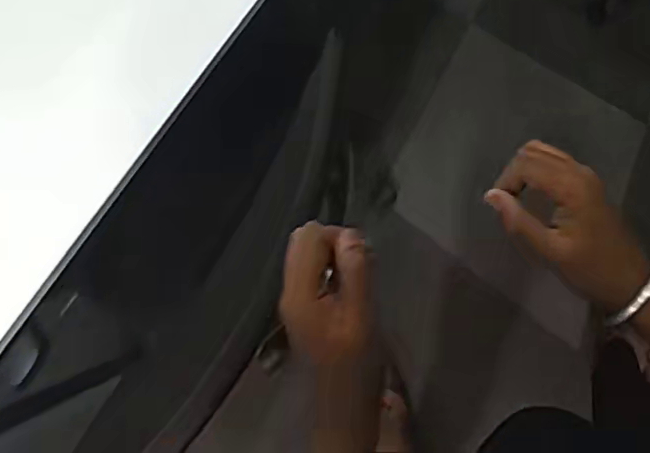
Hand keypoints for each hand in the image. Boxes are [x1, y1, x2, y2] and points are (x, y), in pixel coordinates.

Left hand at [279, 222, 376, 370]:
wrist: (341, 415)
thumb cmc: (355, 369)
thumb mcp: (361, 319)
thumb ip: (356, 273)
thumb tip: (350, 234)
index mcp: (298, 291)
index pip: (309, 234)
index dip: (337, 236)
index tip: (361, 258)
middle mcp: (288, 290)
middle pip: (303, 240)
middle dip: (332, 243)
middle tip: (358, 267)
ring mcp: (292, 300)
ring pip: (305, 253)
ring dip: (331, 256)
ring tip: (355, 280)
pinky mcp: (300, 309)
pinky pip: (310, 271)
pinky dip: (328, 270)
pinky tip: (346, 291)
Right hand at [485, 140, 649, 308]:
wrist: (633, 284)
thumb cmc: (592, 270)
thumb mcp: (551, 252)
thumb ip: (519, 221)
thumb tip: (492, 196)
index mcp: (571, 186)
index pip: (525, 164)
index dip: (506, 180)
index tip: (500, 205)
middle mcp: (578, 171)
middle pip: (532, 152)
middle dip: (513, 172)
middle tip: (506, 201)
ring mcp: (585, 173)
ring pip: (542, 151)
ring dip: (524, 167)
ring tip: (517, 195)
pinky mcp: (587, 180)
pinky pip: (554, 159)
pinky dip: (537, 167)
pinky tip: (534, 190)